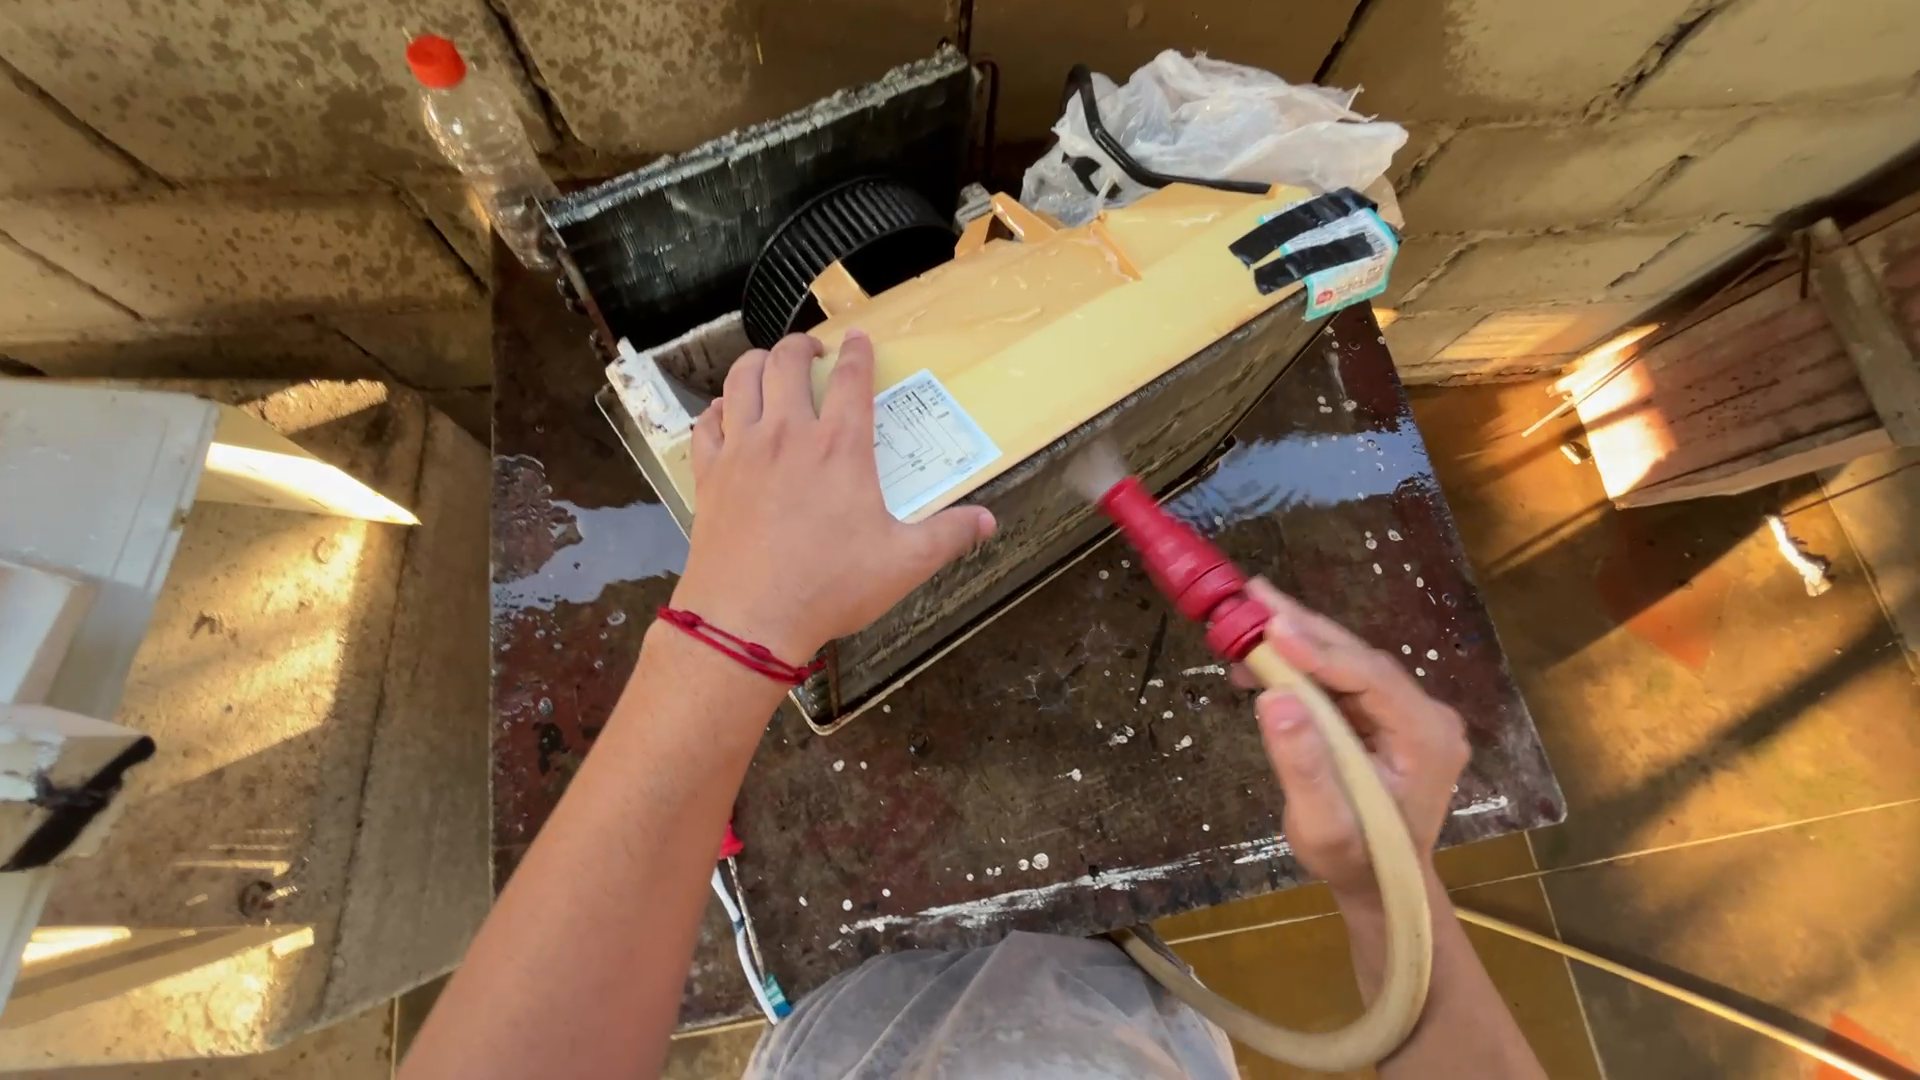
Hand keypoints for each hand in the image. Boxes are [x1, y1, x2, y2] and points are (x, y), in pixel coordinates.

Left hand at [670, 331, 996, 664]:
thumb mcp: (904, 563)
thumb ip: (949, 535)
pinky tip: (725, 414)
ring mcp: (742, 450)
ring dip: (756, 362)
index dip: (857, 352)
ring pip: (741, 380)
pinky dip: (717, 408)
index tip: (858, 338)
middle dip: (801, 346)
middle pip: (787, 363)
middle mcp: (787, 435)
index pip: (850, 379)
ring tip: (767, 364)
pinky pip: (707, 423)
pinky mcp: (709, 474)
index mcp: (839, 448)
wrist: (749, 618)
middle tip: (812, 350)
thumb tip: (989, 520)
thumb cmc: (830, 587)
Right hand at [1232, 578, 1468, 904]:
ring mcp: (1405, 712)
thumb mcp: (1324, 824)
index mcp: (1425, 737)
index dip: (1318, 649)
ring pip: (1346, 660)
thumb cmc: (1353, 859)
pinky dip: (1298, 663)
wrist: (1382, 884)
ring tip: (1246, 617)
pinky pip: (1338, 677)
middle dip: (1301, 626)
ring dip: (1295, 639)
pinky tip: (1262, 660)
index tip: (1271, 627)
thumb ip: (1304, 763)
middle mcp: (1424, 715)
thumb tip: (1275, 697)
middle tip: (1252, 594)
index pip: (1370, 676)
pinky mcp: (1383, 714)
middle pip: (1357, 657)